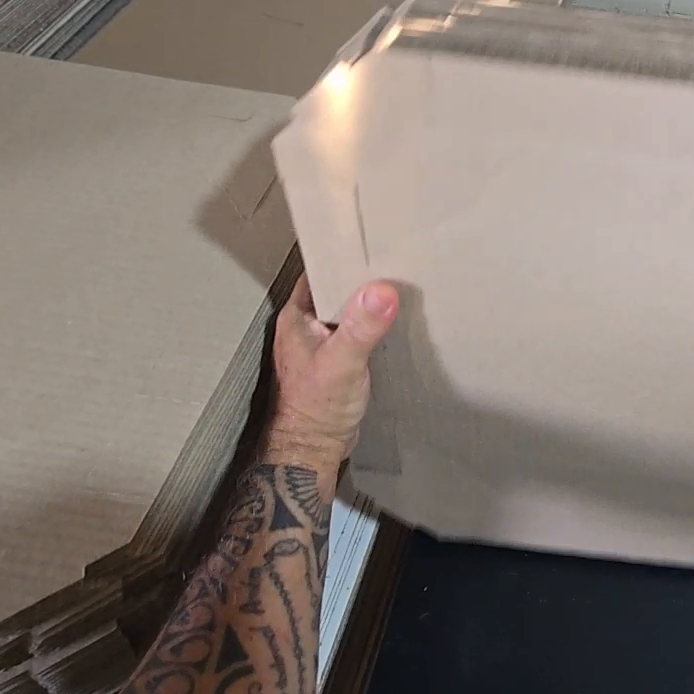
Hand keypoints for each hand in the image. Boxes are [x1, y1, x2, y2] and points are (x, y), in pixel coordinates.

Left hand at [263, 274, 398, 468]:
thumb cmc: (318, 409)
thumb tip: (382, 291)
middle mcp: (306, 326)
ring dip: (368, 302)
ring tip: (397, 287)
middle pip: (335, 287)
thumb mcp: (343, 362)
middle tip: (393, 261)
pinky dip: (372, 324)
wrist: (315, 449)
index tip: (372, 243)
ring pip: (347, 309)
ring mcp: (321, 342)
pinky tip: (391, 323)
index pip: (318, 270)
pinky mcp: (336, 359)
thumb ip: (361, 327)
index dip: (342, 255)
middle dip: (361, 276)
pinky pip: (355, 330)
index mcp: (297, 318)